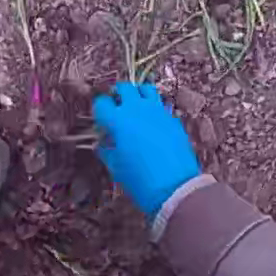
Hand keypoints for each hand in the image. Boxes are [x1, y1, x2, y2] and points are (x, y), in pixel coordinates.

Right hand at [91, 81, 201, 217]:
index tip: (101, 120)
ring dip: (138, 94)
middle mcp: (137, 109)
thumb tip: (104, 142)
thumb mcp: (116, 167)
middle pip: (124, 88)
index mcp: (118, 120)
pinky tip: (152, 121)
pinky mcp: (172, 117)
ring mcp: (158, 111)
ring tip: (136, 107)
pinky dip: (153, 108)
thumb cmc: (140, 180)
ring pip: (145, 89)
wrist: (175, 187)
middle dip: (118, 95)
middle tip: (116, 108)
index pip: (102, 103)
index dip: (100, 110)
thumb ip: (107, 149)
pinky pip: (160, 104)